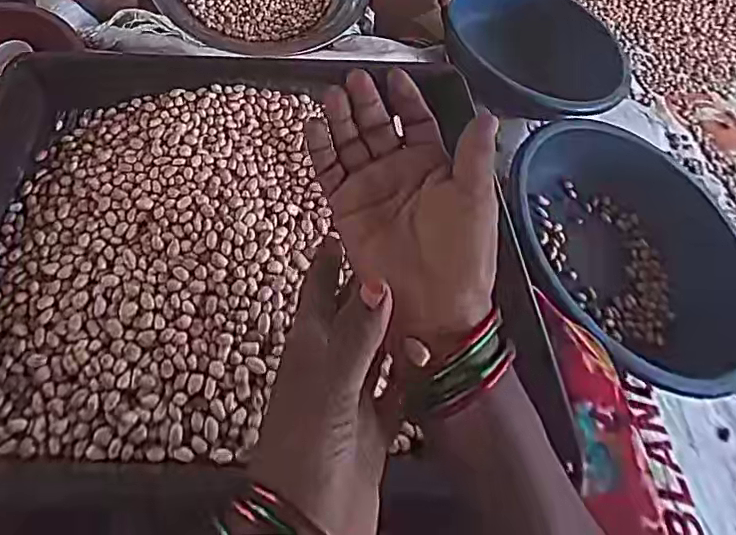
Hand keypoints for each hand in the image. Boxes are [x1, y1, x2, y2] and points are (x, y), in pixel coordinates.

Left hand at [247, 236, 398, 534]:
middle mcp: (330, 360)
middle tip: (400, 260)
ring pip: (377, 349)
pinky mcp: (374, 426)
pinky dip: (411, 375)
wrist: (309, 519)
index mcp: (309, 341)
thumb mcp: (331, 379)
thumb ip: (356, 332)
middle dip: (372, 288)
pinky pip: (396, 391)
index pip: (319, 286)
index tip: (347, 229)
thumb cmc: (307, 442)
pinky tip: (429, 360)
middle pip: (352, 313)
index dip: (330, 258)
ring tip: (424, 305)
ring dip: (397, 330)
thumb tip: (377, 281)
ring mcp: (352, 393)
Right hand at [305, 68, 498, 352]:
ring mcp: (368, 184)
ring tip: (332, 95)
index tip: (393, 76)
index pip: (414, 119)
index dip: (404, 97)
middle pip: (376, 124)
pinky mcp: (344, 203)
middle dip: (365, 101)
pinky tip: (314, 126)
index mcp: (431, 164)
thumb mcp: (475, 198)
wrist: (434, 306)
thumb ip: (474, 154)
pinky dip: (319, 148)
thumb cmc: (463, 252)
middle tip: (354, 79)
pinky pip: (328, 169)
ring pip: (349, 141)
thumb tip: (488, 114)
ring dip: (340, 118)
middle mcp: (396, 169)